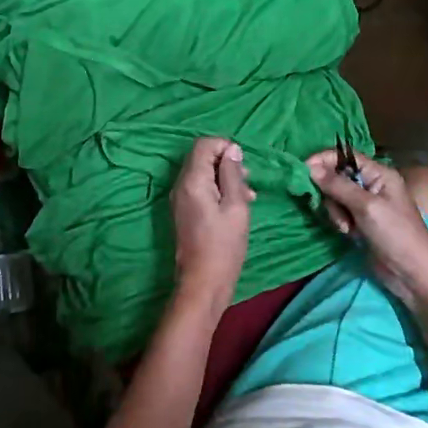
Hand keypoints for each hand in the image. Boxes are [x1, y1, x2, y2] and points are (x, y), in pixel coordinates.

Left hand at [171, 137, 253, 309]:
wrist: (202, 283)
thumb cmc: (223, 245)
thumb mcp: (236, 206)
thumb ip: (232, 174)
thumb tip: (232, 150)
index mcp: (192, 180)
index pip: (204, 144)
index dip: (225, 146)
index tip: (243, 164)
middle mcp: (180, 185)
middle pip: (201, 156)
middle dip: (226, 162)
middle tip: (248, 181)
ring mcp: (180, 198)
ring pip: (202, 172)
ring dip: (224, 177)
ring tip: (247, 196)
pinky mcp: (183, 210)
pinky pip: (199, 187)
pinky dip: (217, 189)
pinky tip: (235, 206)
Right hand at [307, 150, 427, 309]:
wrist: (413, 274)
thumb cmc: (396, 234)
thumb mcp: (367, 207)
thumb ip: (338, 186)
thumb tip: (310, 167)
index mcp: (379, 173)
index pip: (346, 156)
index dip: (324, 160)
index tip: (304, 171)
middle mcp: (372, 185)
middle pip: (338, 176)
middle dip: (331, 192)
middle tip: (337, 210)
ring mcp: (367, 205)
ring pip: (336, 197)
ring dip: (336, 211)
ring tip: (347, 228)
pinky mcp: (362, 223)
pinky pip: (341, 213)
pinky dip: (341, 222)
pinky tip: (349, 234)